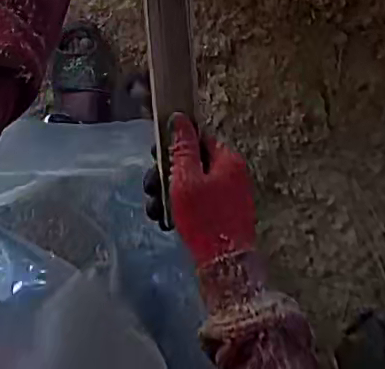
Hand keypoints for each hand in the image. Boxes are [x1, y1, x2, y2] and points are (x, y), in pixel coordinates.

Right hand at [166, 113, 256, 265]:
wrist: (225, 269)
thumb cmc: (204, 218)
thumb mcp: (186, 177)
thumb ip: (182, 146)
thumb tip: (180, 116)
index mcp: (227, 159)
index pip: (199, 138)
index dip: (175, 145)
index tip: (157, 157)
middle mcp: (232, 174)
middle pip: (193, 162)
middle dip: (167, 173)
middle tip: (152, 187)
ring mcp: (230, 196)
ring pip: (193, 184)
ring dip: (170, 192)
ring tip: (154, 208)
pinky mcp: (225, 216)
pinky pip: (200, 202)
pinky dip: (183, 208)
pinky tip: (165, 219)